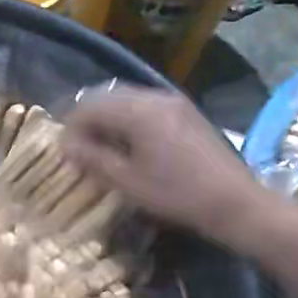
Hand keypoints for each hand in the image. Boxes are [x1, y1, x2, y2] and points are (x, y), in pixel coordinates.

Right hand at [62, 87, 270, 240]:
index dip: (71, 128)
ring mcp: (174, 102)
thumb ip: (94, 159)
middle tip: (80, 150)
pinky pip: (147, 107)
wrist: (233, 202)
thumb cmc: (176, 195)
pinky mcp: (187, 113)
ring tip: (103, 150)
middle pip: (108, 96)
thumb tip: (67, 146)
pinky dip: (130, 121)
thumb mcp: (128, 182)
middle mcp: (155, 96)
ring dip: (109, 120)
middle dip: (89, 120)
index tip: (65, 154)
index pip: (89, 105)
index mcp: (137, 110)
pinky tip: (131, 147)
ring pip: (128, 100)